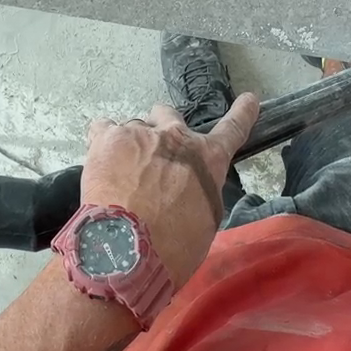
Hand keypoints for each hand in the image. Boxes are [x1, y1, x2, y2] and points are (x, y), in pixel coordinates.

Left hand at [79, 93, 258, 288]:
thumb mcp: (205, 220)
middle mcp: (174, 136)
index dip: (242, 113)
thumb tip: (189, 185)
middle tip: (152, 157)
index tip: (249, 99)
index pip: (232, 129)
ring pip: (135, 126)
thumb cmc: (173, 246)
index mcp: (206, 158)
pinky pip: (104, 127)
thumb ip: (200, 190)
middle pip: (168, 114)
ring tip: (120, 175)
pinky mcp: (108, 137)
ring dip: (131, 145)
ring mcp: (139, 132)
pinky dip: (103, 141)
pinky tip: (101, 163)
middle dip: (162, 131)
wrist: (127, 251)